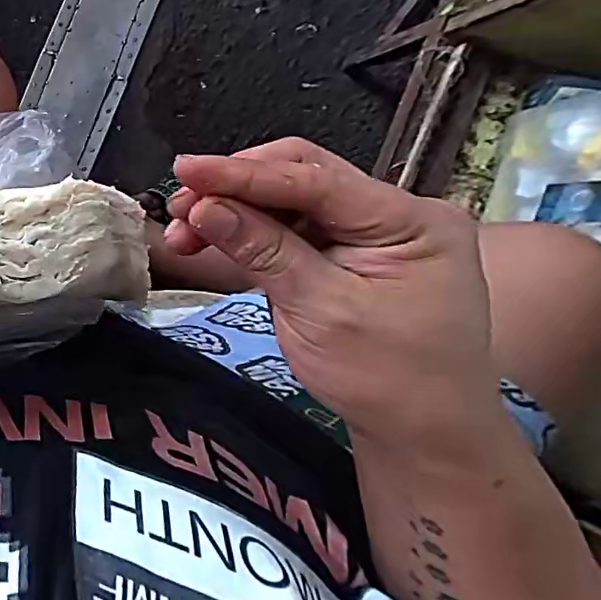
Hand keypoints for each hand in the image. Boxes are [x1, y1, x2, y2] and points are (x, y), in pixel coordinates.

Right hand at [164, 138, 501, 448]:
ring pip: (282, 195)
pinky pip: (282, 222)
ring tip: (184, 230)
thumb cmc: (383, 377)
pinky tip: (206, 238)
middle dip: (233, 186)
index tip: (186, 168)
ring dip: (229, 207)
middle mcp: (391, 210)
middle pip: (297, 174)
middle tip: (181, 207)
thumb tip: (203, 207)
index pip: (312, 179)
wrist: (420, 431)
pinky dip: (241, 228)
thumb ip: (262, 250)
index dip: (241, 173)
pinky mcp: (340, 246)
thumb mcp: (319, 311)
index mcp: (410, 220)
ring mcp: (365, 227)